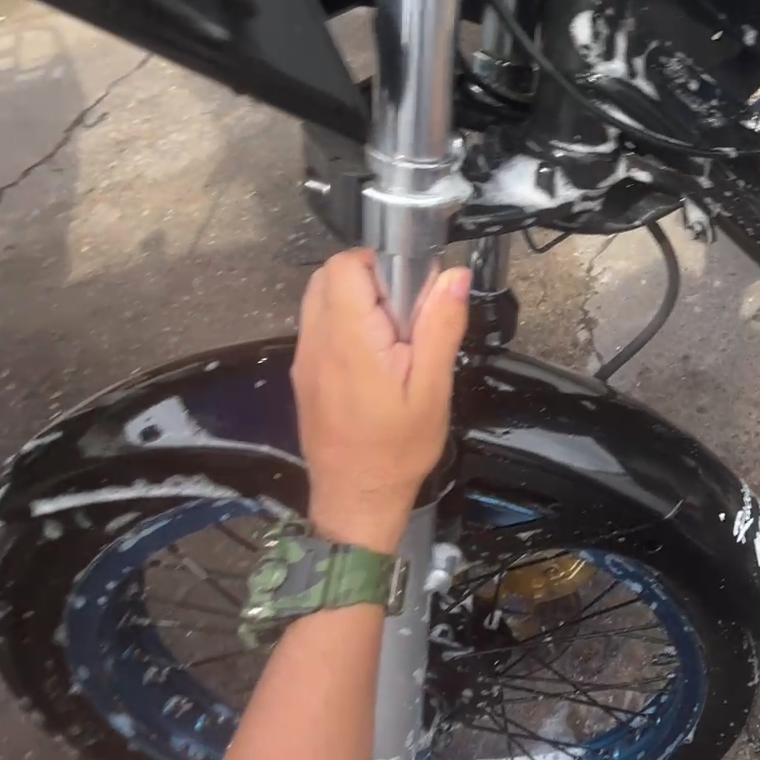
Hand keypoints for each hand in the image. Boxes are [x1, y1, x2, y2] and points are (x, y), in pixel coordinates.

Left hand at [291, 248, 469, 553]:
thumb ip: (440, 326)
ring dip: (361, 299)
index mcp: (350, 341)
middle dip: (372, 277)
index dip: (382, 263)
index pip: (346, 267)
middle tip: (411, 312)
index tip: (416, 289)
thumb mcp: (433, 388)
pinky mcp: (307, 372)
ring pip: (323, 298)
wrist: (359, 495)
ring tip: (399, 336)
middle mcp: (317, 342)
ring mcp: (307, 357)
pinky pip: (322, 326)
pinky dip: (351, 322)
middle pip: (330, 276)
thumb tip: (453, 276)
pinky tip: (382, 356)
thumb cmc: (398, 447)